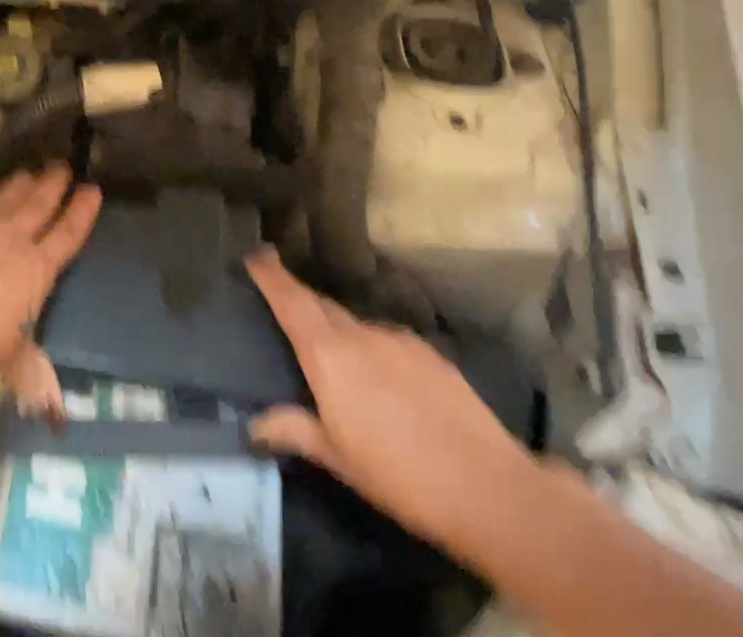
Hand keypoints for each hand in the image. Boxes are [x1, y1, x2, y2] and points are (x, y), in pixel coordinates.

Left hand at [0, 157, 101, 382]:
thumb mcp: (15, 358)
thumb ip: (31, 365)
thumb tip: (52, 401)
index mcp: (38, 274)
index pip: (68, 237)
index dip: (82, 213)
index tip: (93, 190)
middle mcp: (15, 243)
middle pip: (39, 208)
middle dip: (53, 186)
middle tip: (61, 166)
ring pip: (6, 197)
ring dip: (19, 182)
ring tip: (29, 168)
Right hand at [245, 247, 538, 546]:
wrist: (488, 487)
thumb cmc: (398, 474)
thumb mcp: (336, 457)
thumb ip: (293, 430)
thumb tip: (255, 424)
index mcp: (330, 355)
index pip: (292, 302)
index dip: (272, 276)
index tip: (256, 254)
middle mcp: (363, 336)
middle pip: (322, 308)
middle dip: (300, 303)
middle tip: (282, 308)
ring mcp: (402, 342)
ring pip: (358, 327)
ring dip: (339, 336)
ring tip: (336, 364)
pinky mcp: (433, 356)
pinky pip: (388, 343)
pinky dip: (372, 352)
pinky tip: (382, 384)